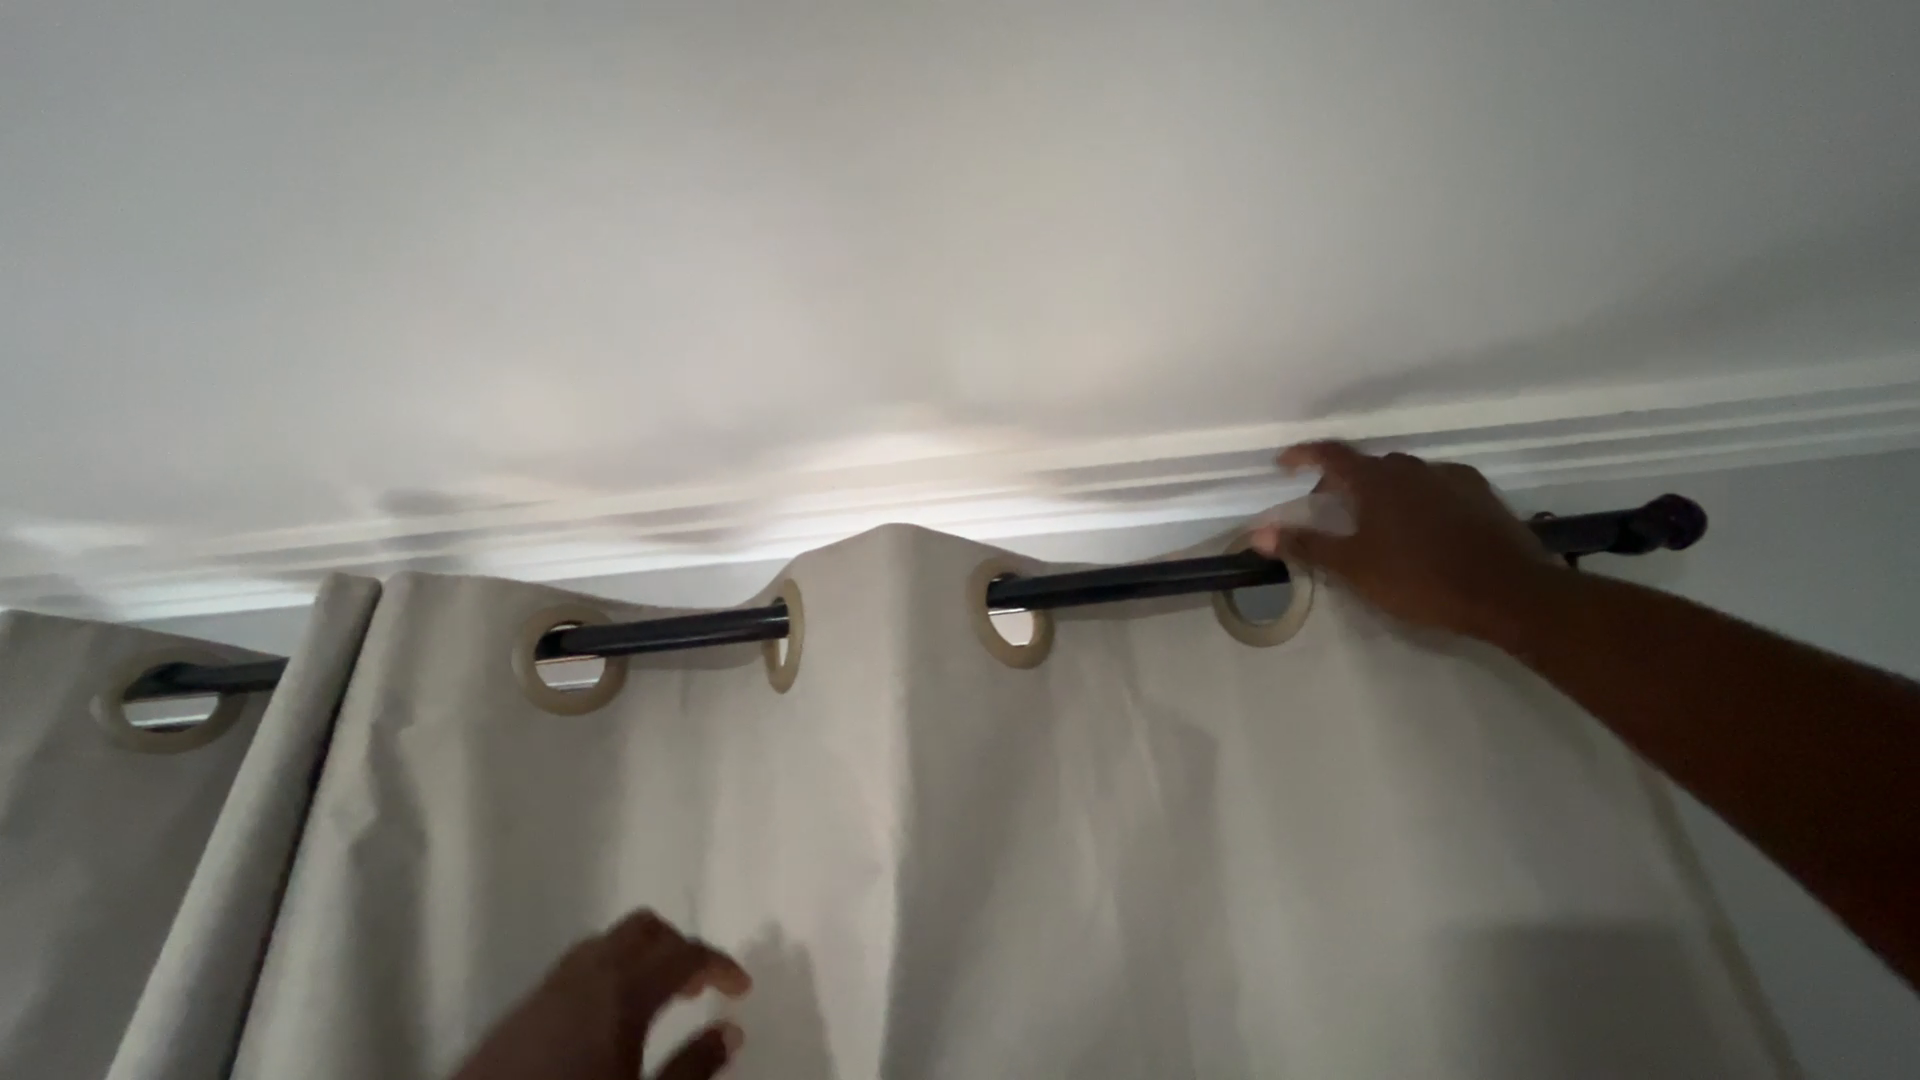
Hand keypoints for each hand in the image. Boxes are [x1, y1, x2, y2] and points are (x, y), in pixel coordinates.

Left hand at [450, 909, 751, 1079]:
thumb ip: (692, 1067)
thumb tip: (732, 1030)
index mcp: (623, 993)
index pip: (686, 953)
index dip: (720, 964)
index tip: (741, 989)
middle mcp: (587, 975)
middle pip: (644, 928)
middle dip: (678, 946)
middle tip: (696, 988)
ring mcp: (546, 989)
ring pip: (606, 942)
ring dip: (639, 957)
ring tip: (653, 1000)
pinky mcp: (516, 1012)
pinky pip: (574, 967)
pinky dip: (605, 973)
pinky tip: (603, 1021)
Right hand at [1248, 442, 1559, 640]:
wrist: (1509, 593)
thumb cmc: (1419, 579)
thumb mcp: (1353, 568)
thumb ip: (1306, 546)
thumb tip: (1258, 533)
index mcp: (1376, 481)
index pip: (1329, 454)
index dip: (1302, 455)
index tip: (1283, 464)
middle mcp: (1412, 469)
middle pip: (1366, 466)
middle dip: (1341, 482)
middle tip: (1329, 511)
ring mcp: (1452, 478)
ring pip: (1404, 476)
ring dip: (1381, 491)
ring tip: (1375, 523)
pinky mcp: (1482, 495)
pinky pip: (1437, 487)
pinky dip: (1417, 499)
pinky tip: (1421, 528)